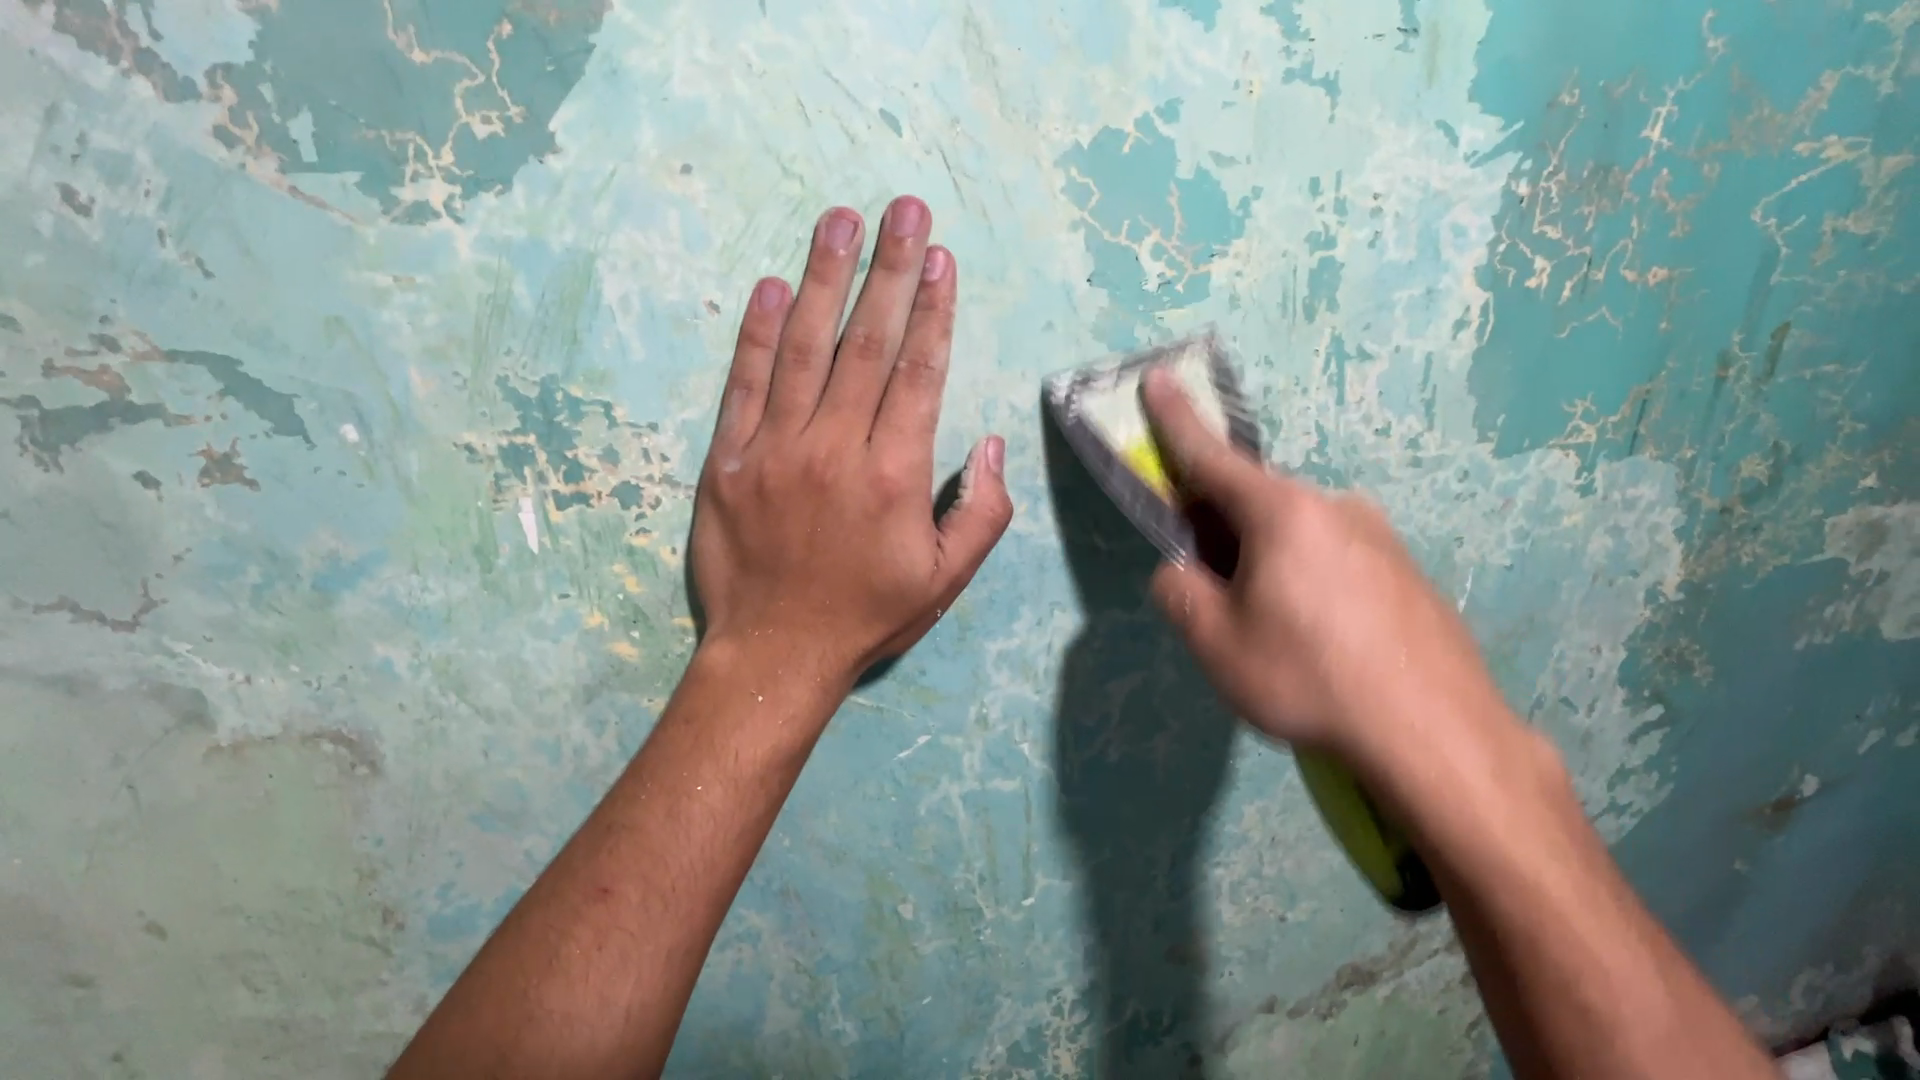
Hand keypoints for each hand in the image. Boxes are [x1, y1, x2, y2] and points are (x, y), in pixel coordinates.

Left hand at [690, 197, 1012, 689]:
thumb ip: (982, 513)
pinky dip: (756, 334)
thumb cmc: (866, 615)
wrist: (774, 653)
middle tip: (903, 209)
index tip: (941, 258)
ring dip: (823, 280)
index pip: (919, 374)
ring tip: (840, 220)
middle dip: (890, 271)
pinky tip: (771, 287)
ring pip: (803, 349)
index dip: (933, 311)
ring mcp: (774, 449)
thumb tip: (992, 445)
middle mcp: (835, 448)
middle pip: (867, 344)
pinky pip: (743, 386)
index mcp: (894, 474)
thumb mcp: (945, 579)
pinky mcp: (727, 461)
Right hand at [1141, 368, 1511, 772]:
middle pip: (1254, 504)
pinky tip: (1322, 642)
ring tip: (1276, 633)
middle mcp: (1334, 506)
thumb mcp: (1215, 643)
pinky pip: (1335, 559)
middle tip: (1214, 591)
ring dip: (1267, 562)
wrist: (1436, 733)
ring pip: (1296, 536)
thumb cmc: (1310, 677)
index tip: (1158, 376)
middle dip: (1221, 530)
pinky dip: (1308, 582)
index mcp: (1282, 512)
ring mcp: (1379, 536)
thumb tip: (1184, 572)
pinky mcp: (1406, 571)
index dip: (1175, 418)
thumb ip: (1179, 592)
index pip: (1210, 456)